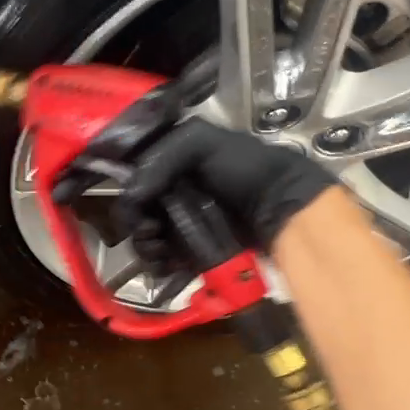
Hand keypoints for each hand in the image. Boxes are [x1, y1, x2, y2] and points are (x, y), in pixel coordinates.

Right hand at [116, 117, 336, 250]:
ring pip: (144, 241)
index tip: (137, 208)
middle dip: (136, 225)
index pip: (131, 184)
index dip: (128, 197)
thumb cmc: (246, 168)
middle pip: (134, 215)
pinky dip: (157, 266)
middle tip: (151, 231)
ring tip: (160, 251)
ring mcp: (179, 226)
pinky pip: (161, 263)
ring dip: (145, 248)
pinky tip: (166, 265)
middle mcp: (170, 196)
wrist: (281, 207)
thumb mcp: (200, 143)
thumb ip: (159, 160)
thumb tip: (130, 196)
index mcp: (169, 167)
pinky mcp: (190, 253)